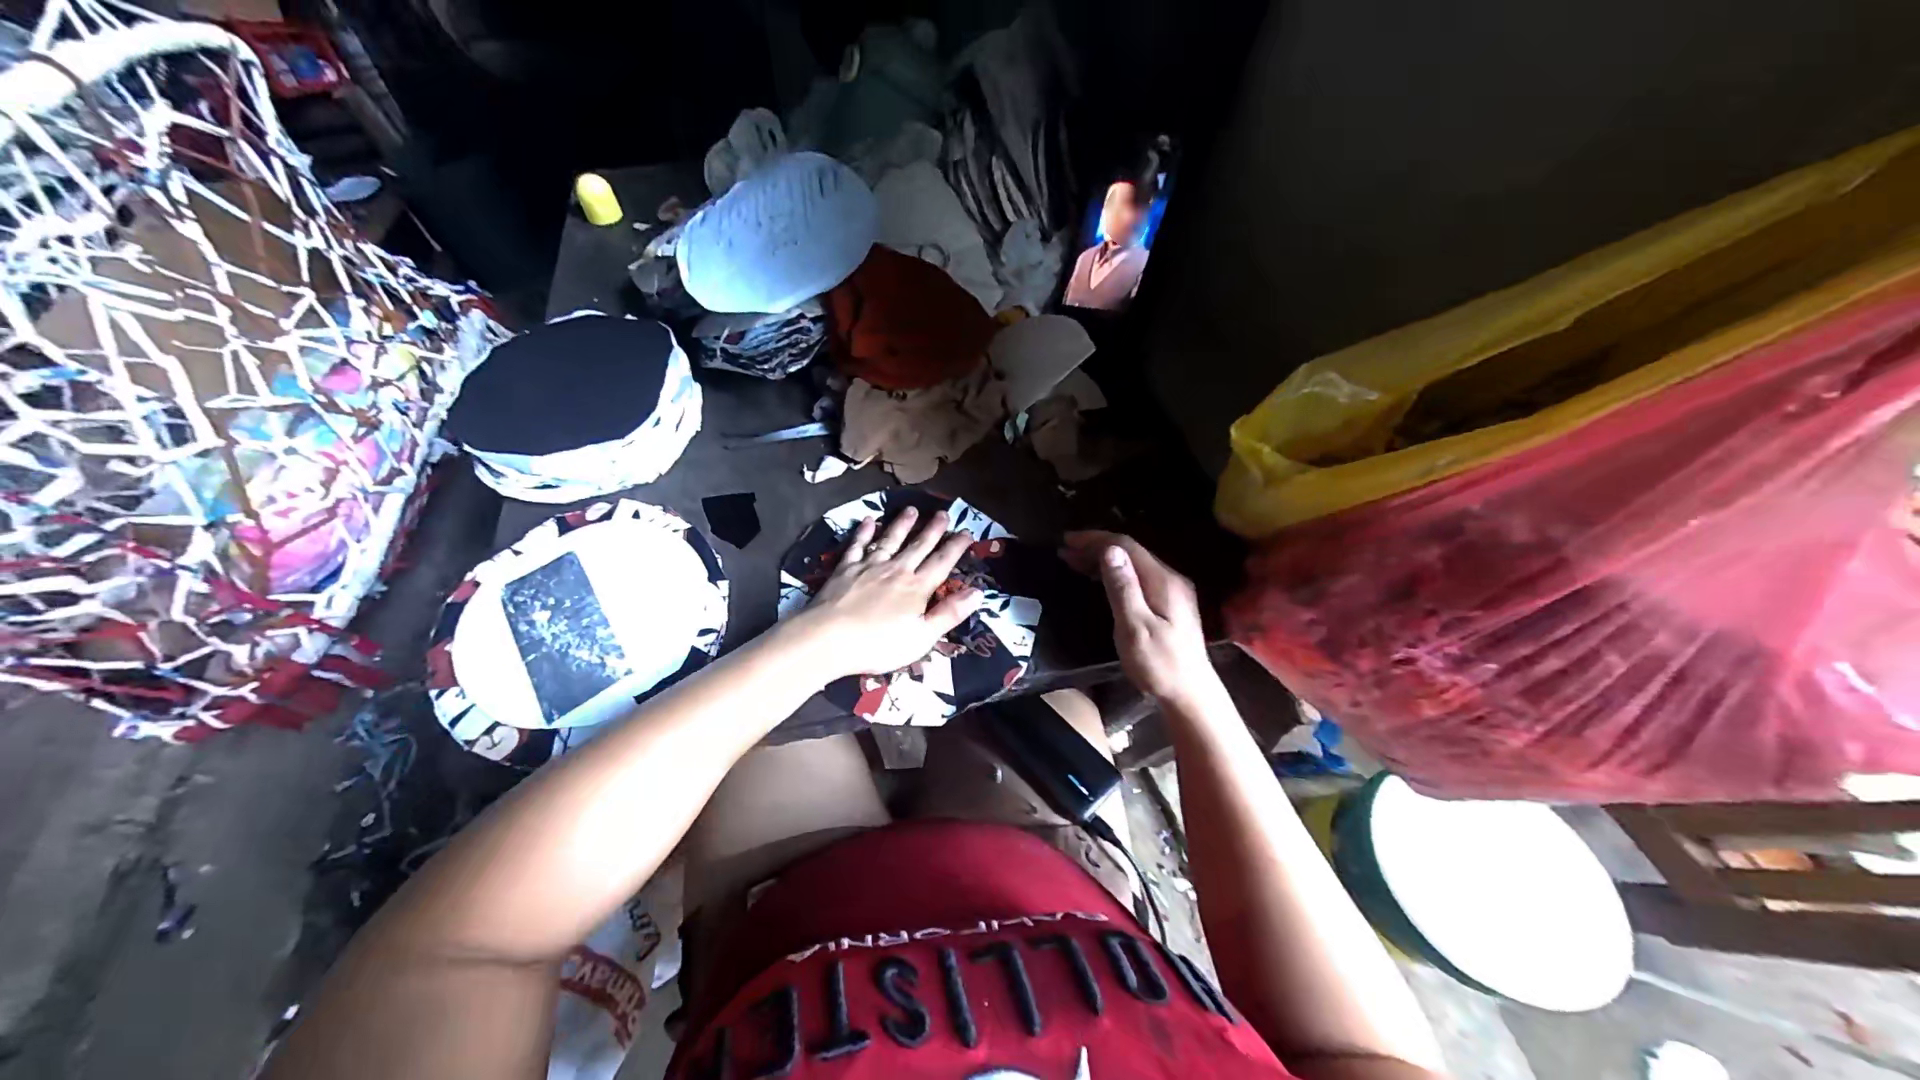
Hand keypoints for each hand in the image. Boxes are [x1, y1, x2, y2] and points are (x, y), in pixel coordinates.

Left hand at [782, 507, 983, 680]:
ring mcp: (869, 567)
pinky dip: (863, 532)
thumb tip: (977, 592)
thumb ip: (949, 613)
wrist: (828, 638)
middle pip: (918, 546)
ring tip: (912, 510)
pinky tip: (867, 521)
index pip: (942, 563)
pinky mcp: (845, 569)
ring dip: (902, 525)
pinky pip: (857, 545)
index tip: (966, 532)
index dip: (956, 547)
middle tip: (943, 513)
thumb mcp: (922, 637)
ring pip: (890, 540)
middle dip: (933, 529)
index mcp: (917, 588)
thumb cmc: (878, 645)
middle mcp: (896, 570)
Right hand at [1063, 531, 1217, 708]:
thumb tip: (1109, 550)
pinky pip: (1137, 577)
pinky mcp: (1168, 604)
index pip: (1126, 546)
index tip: (1067, 541)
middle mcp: (1170, 579)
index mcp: (1163, 581)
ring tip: (1074, 561)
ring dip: (1102, 560)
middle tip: (1065, 551)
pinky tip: (1098, 578)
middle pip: (1130, 552)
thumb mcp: (1135, 628)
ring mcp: (1171, 591)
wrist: (1190, 695)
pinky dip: (1113, 573)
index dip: (1095, 539)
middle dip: (1096, 547)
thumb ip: (1122, 588)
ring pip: (1133, 564)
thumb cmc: (1159, 665)